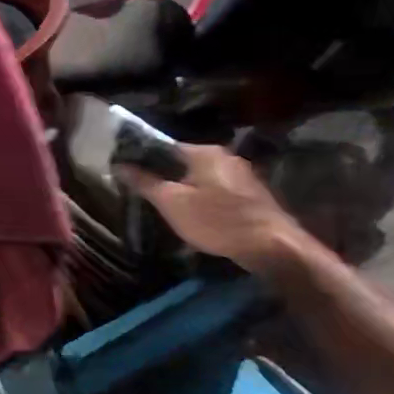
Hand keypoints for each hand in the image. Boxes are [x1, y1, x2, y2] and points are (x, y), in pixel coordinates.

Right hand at [113, 144, 309, 275]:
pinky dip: (201, 195)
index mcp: (204, 152)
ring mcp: (241, 174)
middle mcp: (225, 156)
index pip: (163, 146)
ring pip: (200, 175)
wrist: (273, 247)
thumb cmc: (216, 221)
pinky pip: (215, 188)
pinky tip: (193, 212)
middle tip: (142, 191)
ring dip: (183, 186)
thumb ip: (144, 182)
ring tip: (164, 204)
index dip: (142, 158)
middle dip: (162, 174)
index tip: (126, 171)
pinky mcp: (250, 193)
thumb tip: (120, 165)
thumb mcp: (171, 202)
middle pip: (182, 161)